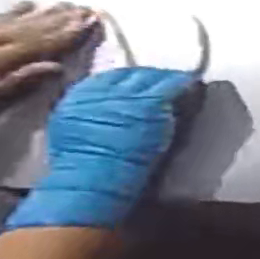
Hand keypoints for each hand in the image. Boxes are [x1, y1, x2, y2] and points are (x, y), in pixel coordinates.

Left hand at [0, 2, 98, 106]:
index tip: (90, 23)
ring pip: (22, 19)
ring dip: (47, 12)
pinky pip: (0, 16)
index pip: (44, 43)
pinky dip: (17, 10)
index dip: (69, 33)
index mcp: (2, 58)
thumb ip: (23, 79)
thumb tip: (58, 68)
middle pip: (36, 27)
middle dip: (64, 18)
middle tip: (88, 9)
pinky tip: (30, 4)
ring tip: (69, 4)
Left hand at [6, 67, 195, 230]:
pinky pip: (91, 83)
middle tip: (168, 81)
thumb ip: (174, 108)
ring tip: (140, 83)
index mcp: (147, 103)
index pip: (169, 80)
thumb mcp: (165, 133)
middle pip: (142, 73)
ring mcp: (89, 97)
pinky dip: (106, 83)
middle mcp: (117, 94)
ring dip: (131, 77)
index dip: (181, 80)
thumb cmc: (137, 163)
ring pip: (116, 74)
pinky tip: (113, 89)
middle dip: (157, 76)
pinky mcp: (69, 103)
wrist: (91, 185)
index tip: (189, 82)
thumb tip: (184, 91)